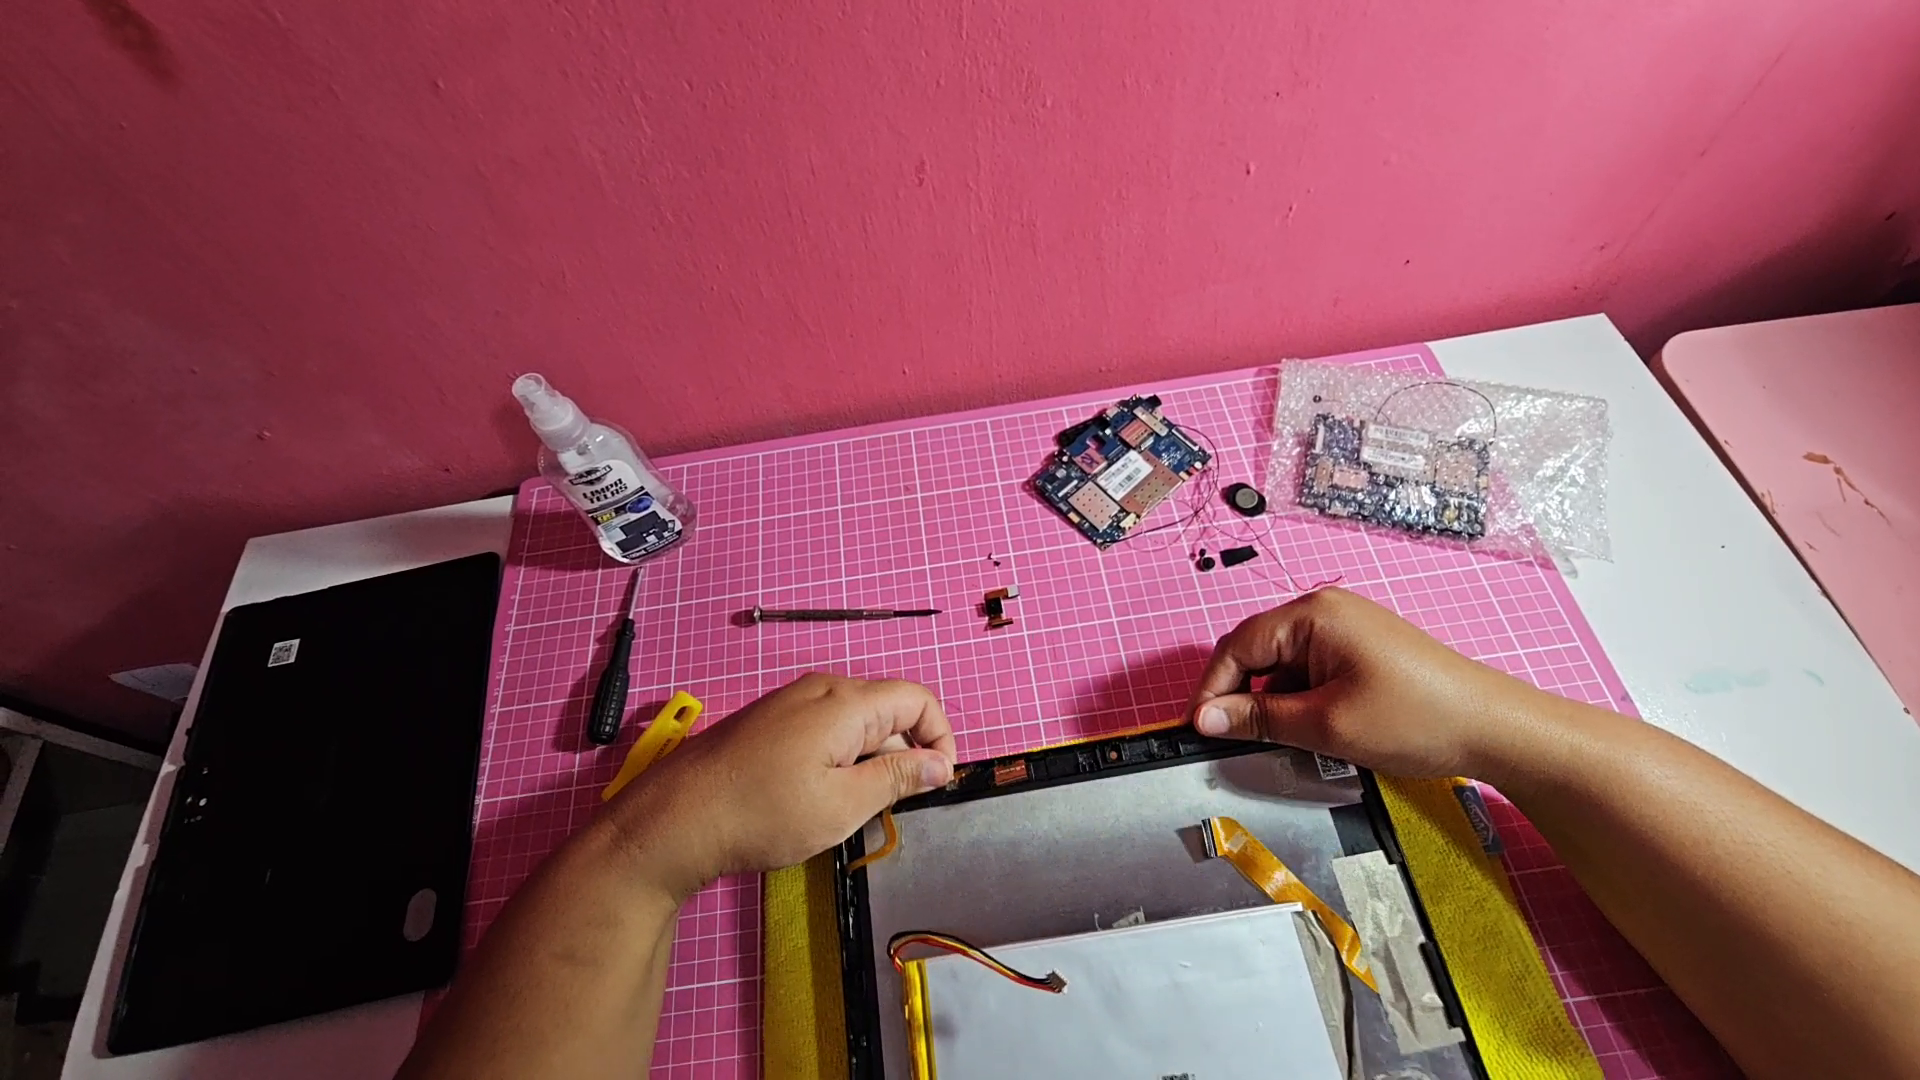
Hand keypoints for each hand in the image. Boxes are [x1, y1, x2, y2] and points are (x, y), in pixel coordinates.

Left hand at [602, 674, 956, 897]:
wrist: (675, 818)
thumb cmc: (765, 813)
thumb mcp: (843, 805)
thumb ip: (898, 778)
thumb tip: (940, 763)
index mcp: (846, 702)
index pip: (917, 699)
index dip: (939, 736)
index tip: (936, 782)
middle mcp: (822, 689)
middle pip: (887, 707)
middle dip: (905, 750)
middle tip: (893, 805)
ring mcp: (792, 701)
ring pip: (857, 720)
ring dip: (873, 757)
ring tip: (854, 806)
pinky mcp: (772, 720)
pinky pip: (827, 726)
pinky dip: (843, 755)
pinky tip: (821, 793)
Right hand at [1186, 587, 1547, 778]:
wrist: (1497, 730)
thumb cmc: (1414, 719)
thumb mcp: (1325, 725)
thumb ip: (1257, 719)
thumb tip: (1203, 719)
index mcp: (1311, 615)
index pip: (1237, 647)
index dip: (1212, 689)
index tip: (1197, 728)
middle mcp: (1323, 610)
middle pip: (1256, 651)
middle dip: (1239, 693)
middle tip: (1227, 736)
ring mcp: (1343, 627)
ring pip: (1281, 663)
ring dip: (1270, 700)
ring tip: (1275, 739)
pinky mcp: (1358, 647)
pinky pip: (1308, 668)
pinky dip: (1297, 697)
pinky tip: (1307, 727)